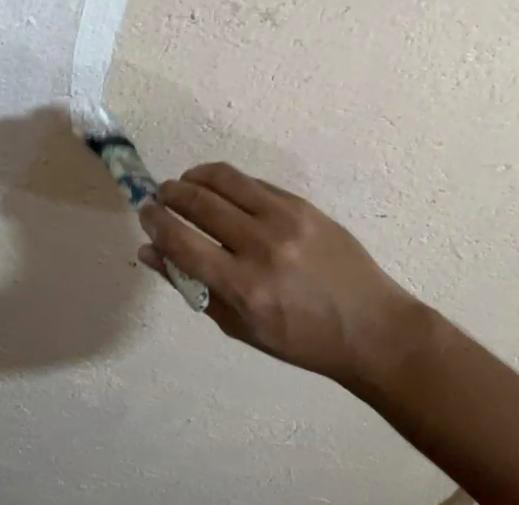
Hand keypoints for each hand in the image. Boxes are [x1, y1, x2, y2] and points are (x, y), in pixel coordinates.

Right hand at [137, 162, 418, 385]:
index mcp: (243, 287)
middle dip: (169, 194)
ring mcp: (285, 220)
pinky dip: (227, 183)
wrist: (374, 329)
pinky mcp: (303, 205)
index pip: (180, 240)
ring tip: (184, 185)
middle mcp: (261, 247)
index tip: (144, 213)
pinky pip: (253, 182)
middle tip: (159, 197)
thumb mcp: (241, 327)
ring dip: (193, 177)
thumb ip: (192, 286)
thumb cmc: (302, 340)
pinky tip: (222, 193)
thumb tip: (149, 251)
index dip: (154, 221)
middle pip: (197, 201)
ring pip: (222, 179)